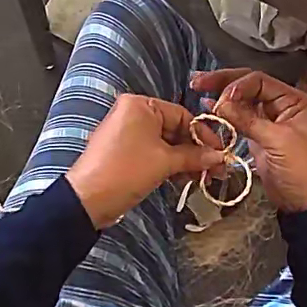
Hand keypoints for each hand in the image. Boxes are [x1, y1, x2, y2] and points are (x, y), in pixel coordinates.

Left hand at [65, 95, 227, 228]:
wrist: (87, 201)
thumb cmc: (125, 172)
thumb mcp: (165, 163)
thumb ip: (195, 156)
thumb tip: (218, 156)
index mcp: (141, 105)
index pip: (182, 115)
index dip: (203, 136)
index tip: (220, 152)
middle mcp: (133, 113)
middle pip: (175, 129)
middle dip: (195, 151)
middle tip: (214, 169)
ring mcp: (127, 132)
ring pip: (165, 143)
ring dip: (184, 160)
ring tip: (201, 178)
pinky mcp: (124, 151)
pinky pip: (153, 152)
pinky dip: (168, 164)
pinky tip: (183, 179)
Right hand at [191, 69, 306, 212]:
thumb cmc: (305, 169)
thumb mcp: (279, 141)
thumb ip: (249, 120)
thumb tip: (220, 103)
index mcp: (293, 101)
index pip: (259, 82)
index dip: (237, 86)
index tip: (220, 99)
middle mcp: (280, 107)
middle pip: (249, 87)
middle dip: (224, 83)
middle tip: (199, 81)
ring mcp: (268, 123)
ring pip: (242, 103)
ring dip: (221, 98)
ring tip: (199, 90)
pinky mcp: (259, 139)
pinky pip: (239, 121)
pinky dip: (225, 115)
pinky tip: (209, 109)